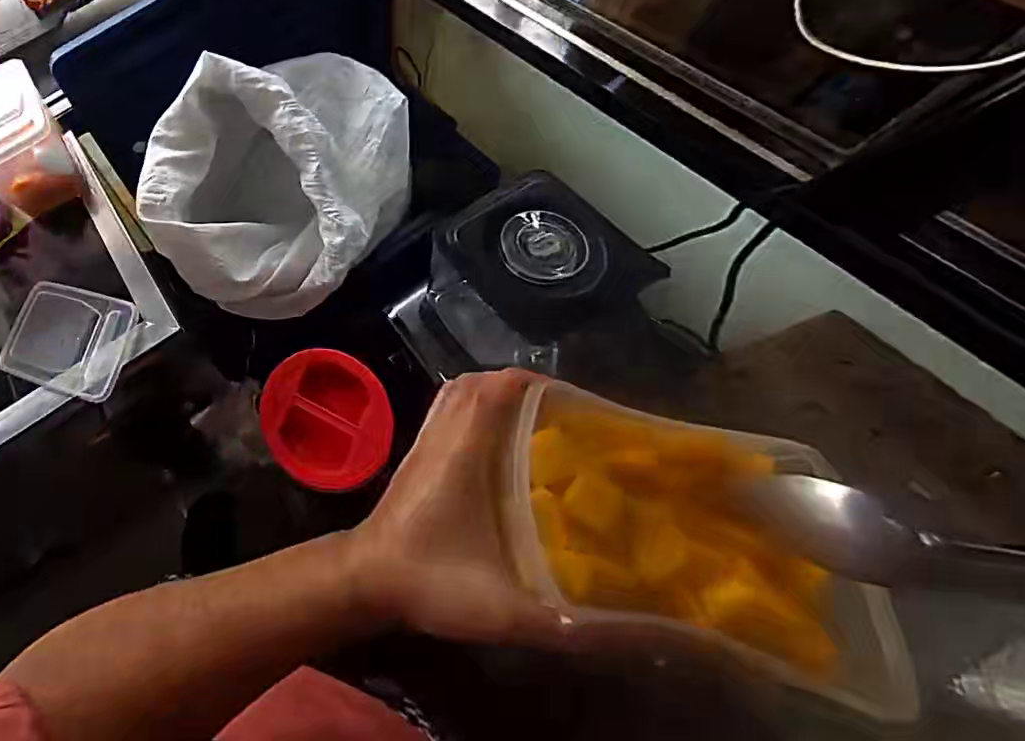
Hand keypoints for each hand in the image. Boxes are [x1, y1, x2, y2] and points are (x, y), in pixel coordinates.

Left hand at [343, 369, 564, 645]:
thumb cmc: (431, 583)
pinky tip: (502, 441)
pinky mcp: (417, 452)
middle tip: (567, 414)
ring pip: (458, 393)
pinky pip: (446, 409)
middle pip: (477, 384)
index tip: (577, 402)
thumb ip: (575, 628)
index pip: (492, 392)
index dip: (533, 384)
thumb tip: (658, 641)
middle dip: (522, 387)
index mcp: (461, 453)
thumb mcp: (507, 612)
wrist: (367, 579)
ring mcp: (425, 440)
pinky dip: (475, 407)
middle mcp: (441, 435)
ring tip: (541, 420)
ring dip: (496, 394)